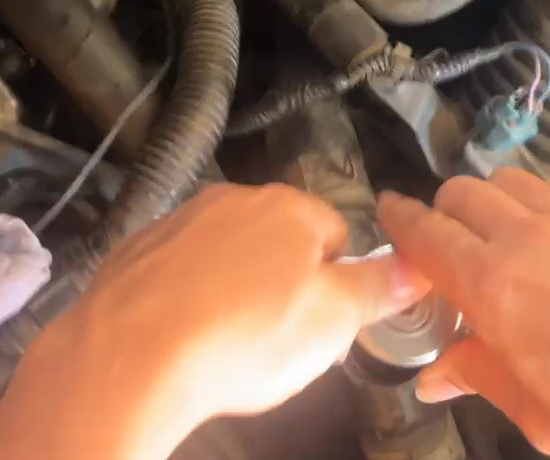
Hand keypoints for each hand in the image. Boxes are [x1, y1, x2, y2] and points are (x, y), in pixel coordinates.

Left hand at [0, 183, 425, 458]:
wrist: (134, 352)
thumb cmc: (245, 336)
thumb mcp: (331, 322)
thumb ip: (376, 288)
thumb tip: (415, 264)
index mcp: (289, 207)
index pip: (336, 234)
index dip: (336, 282)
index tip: (319, 322)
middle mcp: (236, 197)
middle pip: (282, 238)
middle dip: (286, 280)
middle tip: (277, 336)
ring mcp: (184, 216)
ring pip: (230, 249)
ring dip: (237, 283)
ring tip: (227, 337)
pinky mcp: (143, 242)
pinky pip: (184, 262)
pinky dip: (191, 287)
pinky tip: (185, 328)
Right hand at [377, 167, 549, 459]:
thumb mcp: (549, 422)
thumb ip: (483, 380)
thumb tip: (434, 377)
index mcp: (492, 286)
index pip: (423, 231)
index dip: (398, 219)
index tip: (389, 214)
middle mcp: (522, 236)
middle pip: (459, 192)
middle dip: (445, 213)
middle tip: (454, 247)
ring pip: (507, 178)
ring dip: (494, 199)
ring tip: (506, 233)